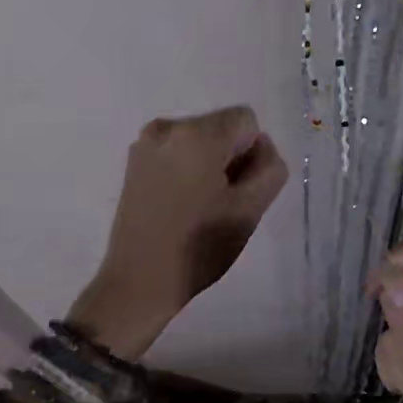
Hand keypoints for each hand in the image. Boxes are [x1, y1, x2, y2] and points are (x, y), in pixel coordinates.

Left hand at [68, 106, 288, 359]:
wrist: (140, 281)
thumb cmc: (199, 248)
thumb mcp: (250, 211)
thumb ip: (269, 169)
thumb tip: (260, 148)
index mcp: (197, 133)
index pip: (247, 121)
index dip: (253, 156)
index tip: (240, 192)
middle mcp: (167, 127)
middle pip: (220, 128)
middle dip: (230, 160)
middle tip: (221, 206)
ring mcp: (145, 145)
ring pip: (198, 143)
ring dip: (209, 168)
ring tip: (199, 210)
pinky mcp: (133, 165)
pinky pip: (175, 156)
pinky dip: (186, 174)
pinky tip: (180, 208)